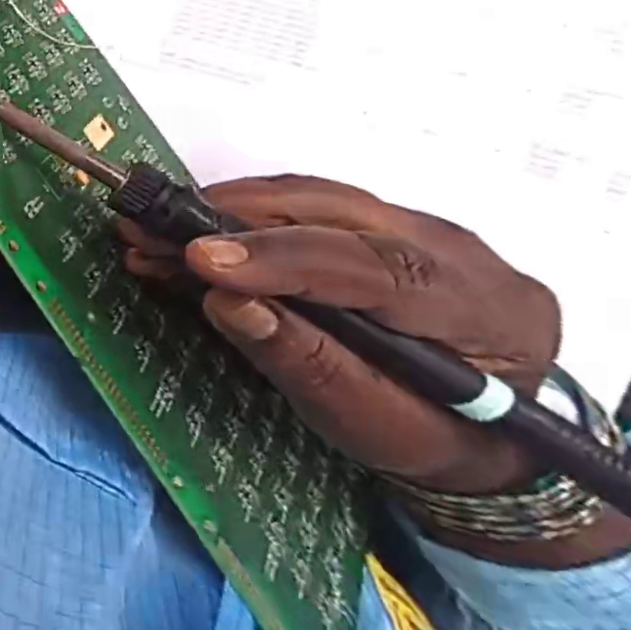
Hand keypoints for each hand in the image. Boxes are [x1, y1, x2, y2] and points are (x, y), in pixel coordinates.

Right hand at [119, 175, 630, 566]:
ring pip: (307, 195)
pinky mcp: (374, 219)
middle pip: (331, 212)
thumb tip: (225, 302)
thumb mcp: (367, 419)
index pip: (374, 267)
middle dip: (226, 220)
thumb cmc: (427, 434)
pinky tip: (187, 229)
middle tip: (146, 231)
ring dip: (218, 210)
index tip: (198, 259)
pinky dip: (232, 211)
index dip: (278, 257)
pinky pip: (297, 199)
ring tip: (152, 232)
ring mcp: (416, 226)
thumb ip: (302, 359)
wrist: (479, 432)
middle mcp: (458, 251)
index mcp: (484, 311)